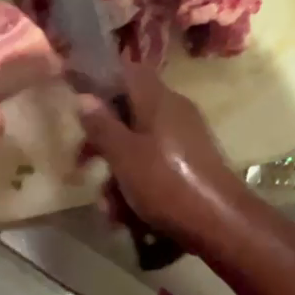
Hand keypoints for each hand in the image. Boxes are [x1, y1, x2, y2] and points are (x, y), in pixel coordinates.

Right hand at [77, 65, 246, 250]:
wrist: (218, 223)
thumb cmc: (166, 183)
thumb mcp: (124, 155)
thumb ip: (102, 126)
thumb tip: (83, 98)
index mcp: (159, 101)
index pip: (126, 71)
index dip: (99, 81)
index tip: (76, 99)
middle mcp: (173, 113)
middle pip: (127, 115)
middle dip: (101, 144)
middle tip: (80, 164)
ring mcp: (183, 141)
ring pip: (136, 148)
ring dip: (115, 177)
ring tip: (108, 209)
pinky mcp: (188, 166)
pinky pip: (152, 168)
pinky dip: (135, 188)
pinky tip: (126, 217)